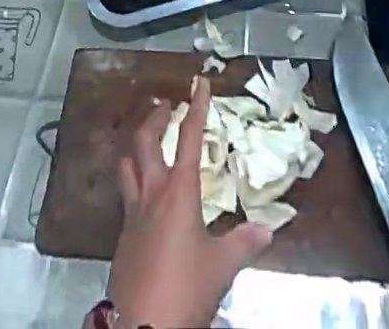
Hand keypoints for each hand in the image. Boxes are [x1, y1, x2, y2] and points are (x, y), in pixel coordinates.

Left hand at [108, 76, 271, 327]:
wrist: (142, 327)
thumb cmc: (185, 290)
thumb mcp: (221, 267)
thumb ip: (243, 243)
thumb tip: (266, 229)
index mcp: (178, 192)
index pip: (188, 138)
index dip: (196, 108)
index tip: (199, 83)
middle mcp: (151, 193)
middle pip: (146, 141)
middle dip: (156, 117)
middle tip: (166, 105)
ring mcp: (132, 212)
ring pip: (127, 163)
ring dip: (137, 143)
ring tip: (147, 135)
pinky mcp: (122, 233)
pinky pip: (125, 192)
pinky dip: (133, 177)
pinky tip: (144, 189)